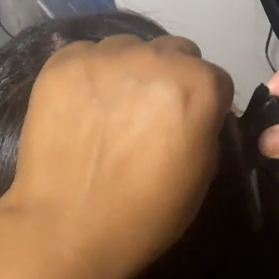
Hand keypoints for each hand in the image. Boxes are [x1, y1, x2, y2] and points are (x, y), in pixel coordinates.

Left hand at [0, 34, 233, 278]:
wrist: (65, 230)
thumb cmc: (144, 214)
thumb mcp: (201, 176)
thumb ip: (204, 129)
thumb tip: (193, 116)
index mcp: (199, 85)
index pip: (215, 79)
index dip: (203, 105)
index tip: (187, 127)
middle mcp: (157, 57)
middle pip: (175, 53)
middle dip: (170, 78)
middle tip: (150, 115)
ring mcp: (106, 56)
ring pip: (130, 48)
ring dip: (129, 72)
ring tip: (110, 111)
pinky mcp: (64, 62)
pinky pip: (87, 55)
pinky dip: (89, 76)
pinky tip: (80, 109)